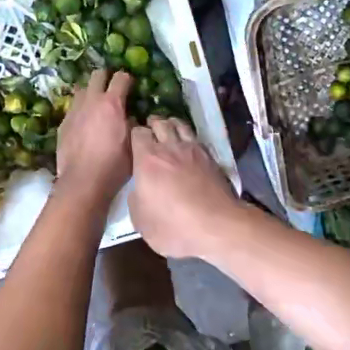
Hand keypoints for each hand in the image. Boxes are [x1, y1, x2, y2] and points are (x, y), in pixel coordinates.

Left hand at [55, 69, 135, 202]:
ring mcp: (74, 111)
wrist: (82, 181)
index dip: (128, 79)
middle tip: (113, 89)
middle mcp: (91, 101)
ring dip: (91, 92)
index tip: (131, 86)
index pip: (121, 77)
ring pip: (82, 89)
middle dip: (106, 77)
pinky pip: (73, 108)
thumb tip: (132, 117)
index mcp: (112, 104)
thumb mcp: (133, 144)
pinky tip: (84, 123)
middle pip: (97, 75)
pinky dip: (81, 110)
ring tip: (96, 104)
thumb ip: (133, 125)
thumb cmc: (114, 164)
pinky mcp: (63, 123)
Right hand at [128, 117, 244, 260]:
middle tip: (149, 134)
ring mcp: (193, 151)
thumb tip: (139, 189)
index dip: (134, 135)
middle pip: (160, 122)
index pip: (138, 132)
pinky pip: (196, 138)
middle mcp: (170, 148)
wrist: (218, 227)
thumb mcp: (141, 220)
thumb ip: (135, 198)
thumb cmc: (173, 226)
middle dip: (152, 125)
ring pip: (180, 125)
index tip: (132, 143)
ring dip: (172, 126)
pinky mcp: (211, 158)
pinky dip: (189, 138)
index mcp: (148, 159)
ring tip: (168, 133)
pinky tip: (187, 148)